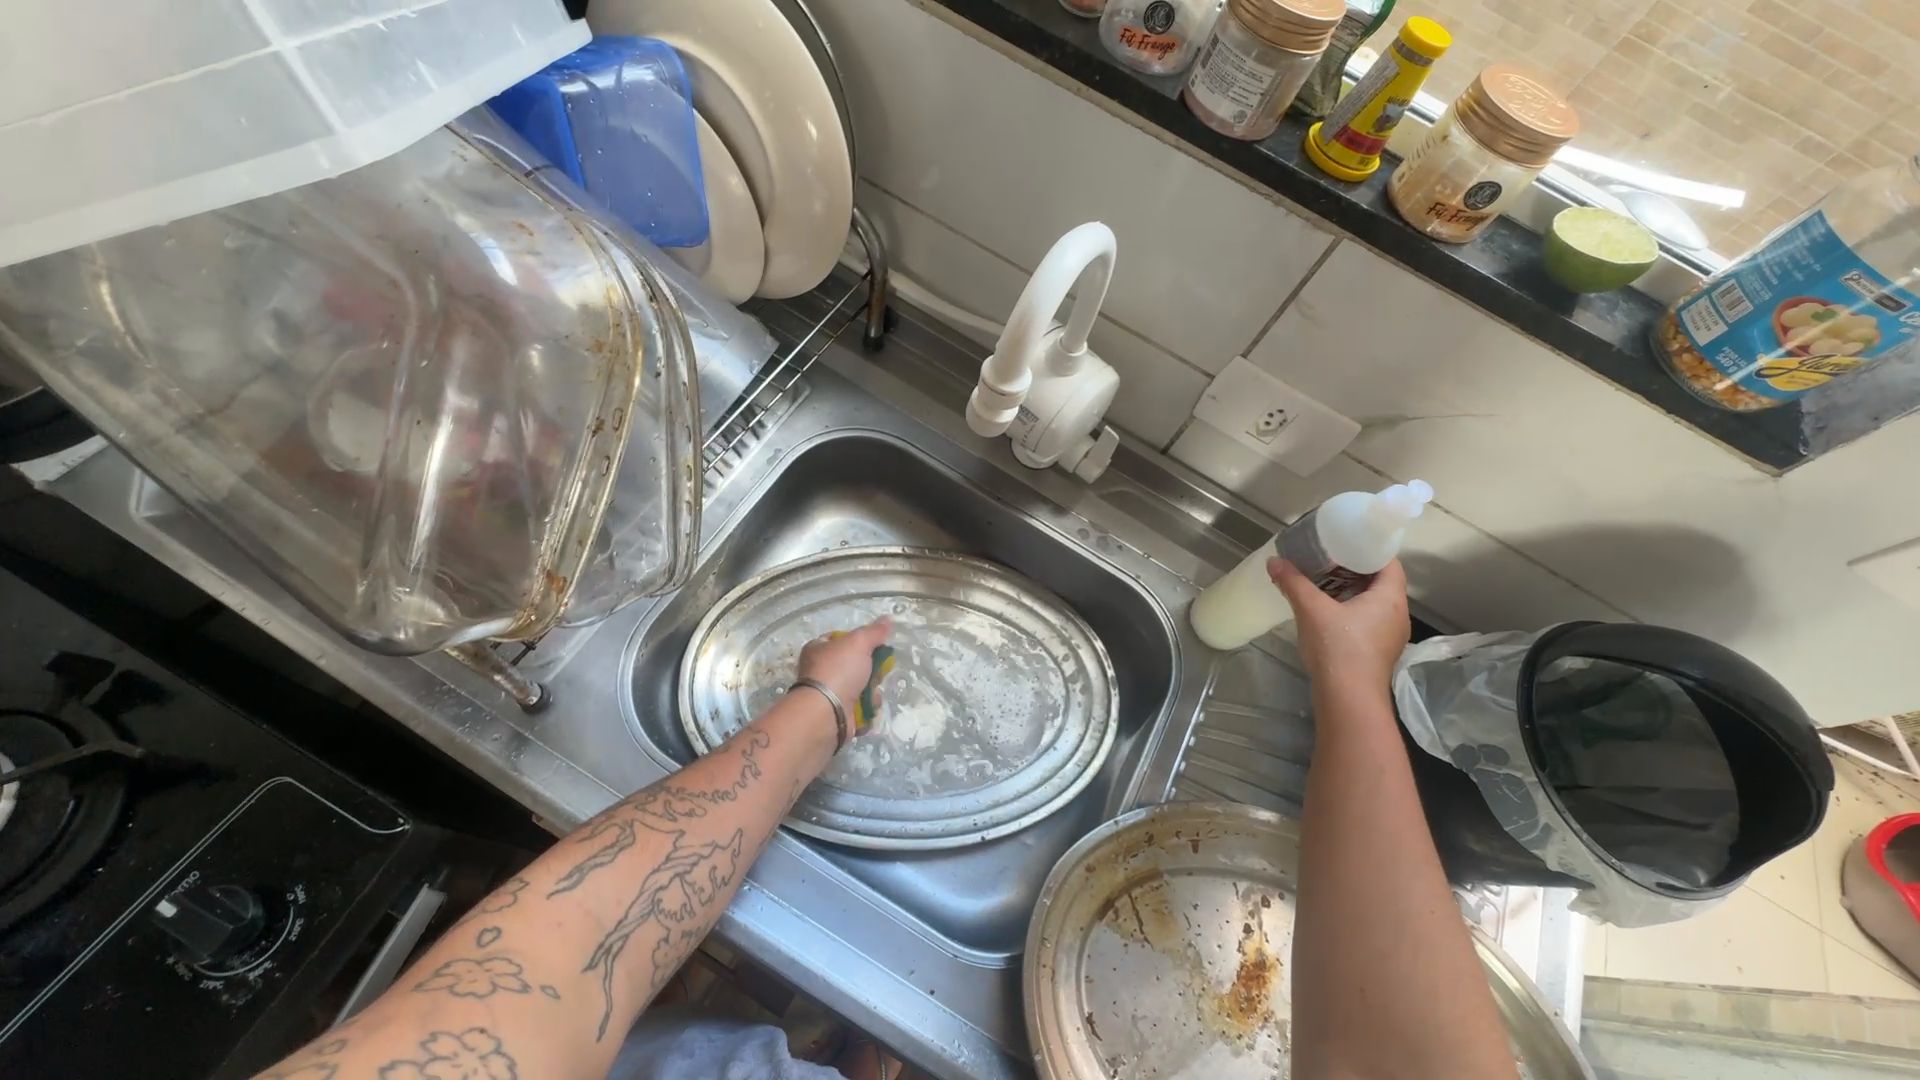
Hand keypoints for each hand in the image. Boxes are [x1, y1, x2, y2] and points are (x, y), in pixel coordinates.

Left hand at [796, 616, 893, 730]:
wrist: (828, 712)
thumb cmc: (839, 670)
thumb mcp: (859, 642)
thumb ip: (874, 631)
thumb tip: (888, 619)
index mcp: (818, 649)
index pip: (840, 639)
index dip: (859, 641)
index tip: (875, 645)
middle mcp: (821, 670)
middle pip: (856, 664)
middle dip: (871, 670)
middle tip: (878, 672)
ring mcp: (830, 694)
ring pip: (861, 687)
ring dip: (871, 692)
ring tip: (871, 695)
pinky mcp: (838, 713)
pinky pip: (860, 707)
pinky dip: (867, 709)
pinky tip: (868, 708)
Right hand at [1268, 558, 1408, 693]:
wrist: (1348, 698)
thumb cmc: (1338, 648)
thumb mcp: (1311, 610)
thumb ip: (1294, 583)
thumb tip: (1274, 561)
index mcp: (1390, 597)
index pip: (1389, 562)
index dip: (1370, 548)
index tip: (1346, 541)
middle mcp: (1398, 614)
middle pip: (1381, 581)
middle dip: (1355, 569)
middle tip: (1328, 559)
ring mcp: (1390, 635)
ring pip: (1374, 602)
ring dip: (1352, 591)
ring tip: (1324, 583)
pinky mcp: (1378, 651)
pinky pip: (1369, 620)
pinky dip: (1352, 609)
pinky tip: (1328, 612)